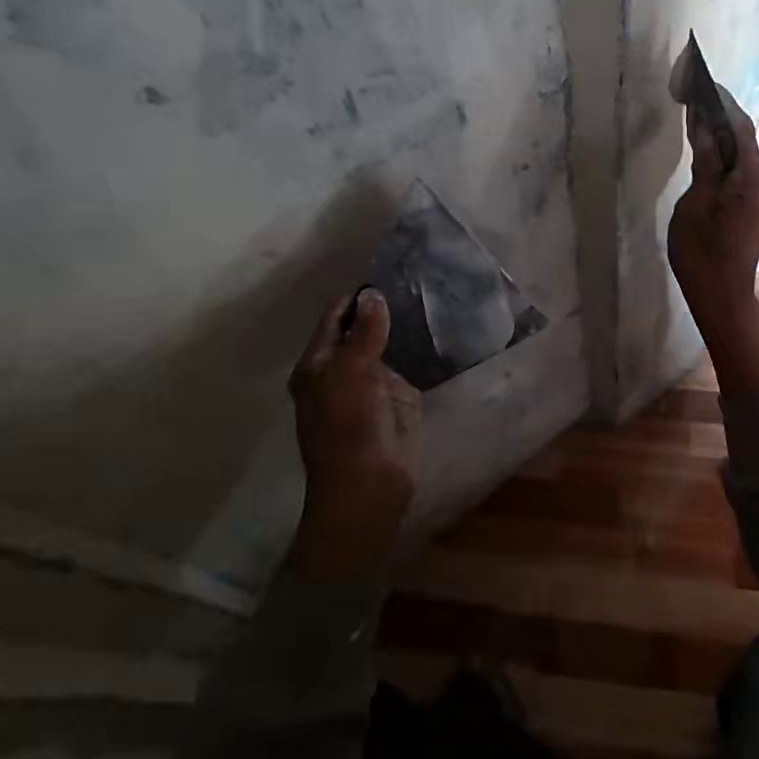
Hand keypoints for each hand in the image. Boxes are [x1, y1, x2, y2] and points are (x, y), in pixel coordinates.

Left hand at [285, 288, 421, 581]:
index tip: (387, 272)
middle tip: (417, 280)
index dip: (356, 297)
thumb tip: (373, 294)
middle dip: (383, 310)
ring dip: (404, 329)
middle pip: (362, 331)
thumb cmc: (348, 427)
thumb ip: (363, 333)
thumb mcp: (350, 373)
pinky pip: (410, 369)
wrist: (369, 485)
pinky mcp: (400, 401)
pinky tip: (440, 332)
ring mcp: (374, 387)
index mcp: (318, 364)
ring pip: (389, 349)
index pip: (335, 318)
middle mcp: (343, 371)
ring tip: (433, 298)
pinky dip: (421, 352)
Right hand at [667, 62, 758, 393]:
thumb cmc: (702, 254)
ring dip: (719, 138)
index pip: (739, 127)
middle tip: (692, 96)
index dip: (719, 102)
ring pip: (742, 156)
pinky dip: (723, 159)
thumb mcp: (695, 205)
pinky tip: (704, 153)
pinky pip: (741, 173)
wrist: (722, 297)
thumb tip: (704, 127)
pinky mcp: (756, 208)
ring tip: (693, 118)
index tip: (700, 79)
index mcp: (754, 179)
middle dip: (718, 117)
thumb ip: (704, 163)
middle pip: (743, 139)